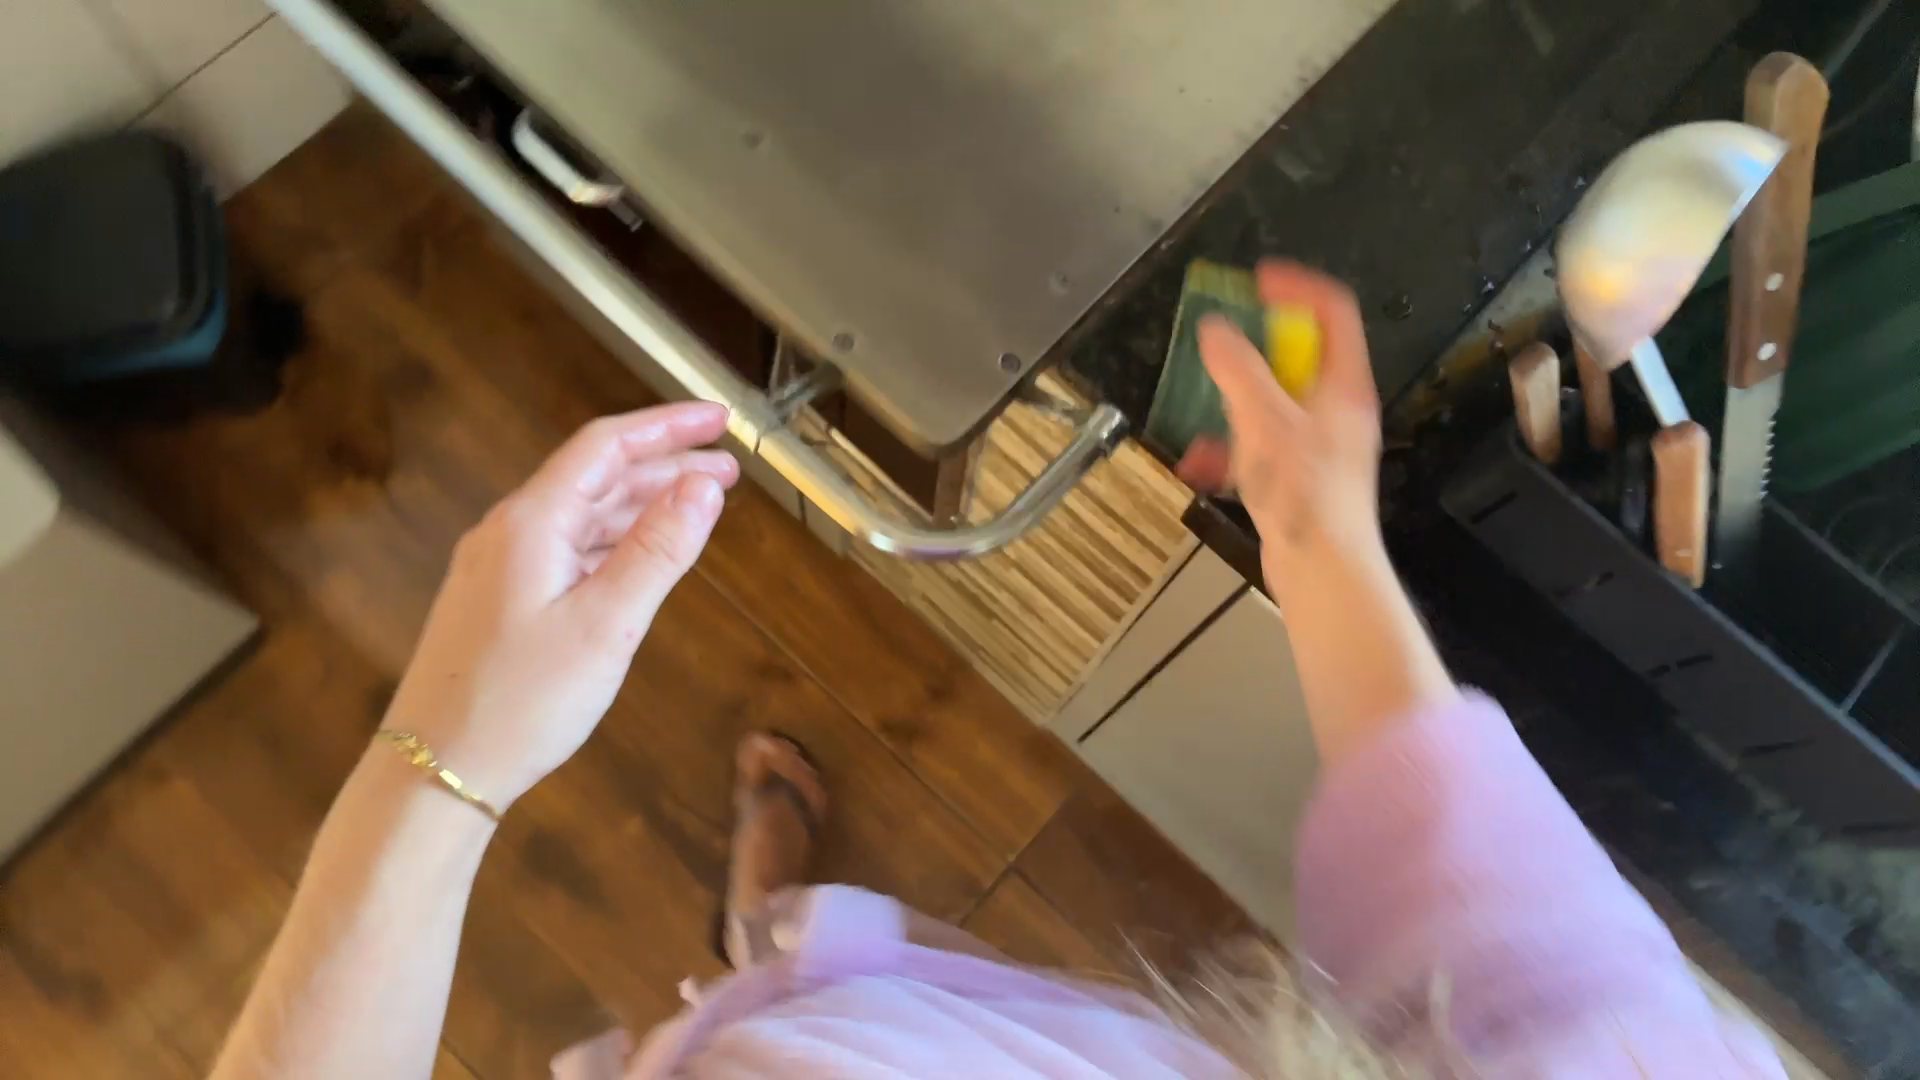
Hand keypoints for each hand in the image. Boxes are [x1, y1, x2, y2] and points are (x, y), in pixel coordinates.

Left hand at [381, 402, 740, 807]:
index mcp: (533, 522)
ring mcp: (504, 564)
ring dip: (645, 501)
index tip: (719, 421)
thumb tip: (706, 485)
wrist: (435, 774)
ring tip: (702, 503)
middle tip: (729, 467)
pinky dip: (620, 537)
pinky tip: (646, 550)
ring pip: (586, 512)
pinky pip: (573, 546)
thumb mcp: (608, 623)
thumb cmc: (525, 699)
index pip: (606, 446)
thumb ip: (660, 549)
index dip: (667, 426)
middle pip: (597, 475)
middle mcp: (513, 530)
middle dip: (665, 464)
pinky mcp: (505, 597)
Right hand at [1175, 260, 1383, 560]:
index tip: (1255, 282)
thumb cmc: (1302, 492)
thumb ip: (1238, 371)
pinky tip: (1201, 466)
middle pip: (1296, 358)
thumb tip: (1215, 329)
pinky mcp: (1297, 477)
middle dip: (1250, 355)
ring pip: (1272, 405)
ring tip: (1201, 416)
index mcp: (1342, 385)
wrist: (1320, 566)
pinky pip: (1260, 446)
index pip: (1331, 312)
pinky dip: (1230, 449)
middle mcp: (1335, 409)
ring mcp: (1318, 445)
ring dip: (1232, 406)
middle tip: (1217, 350)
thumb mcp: (1264, 421)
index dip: (1295, 289)